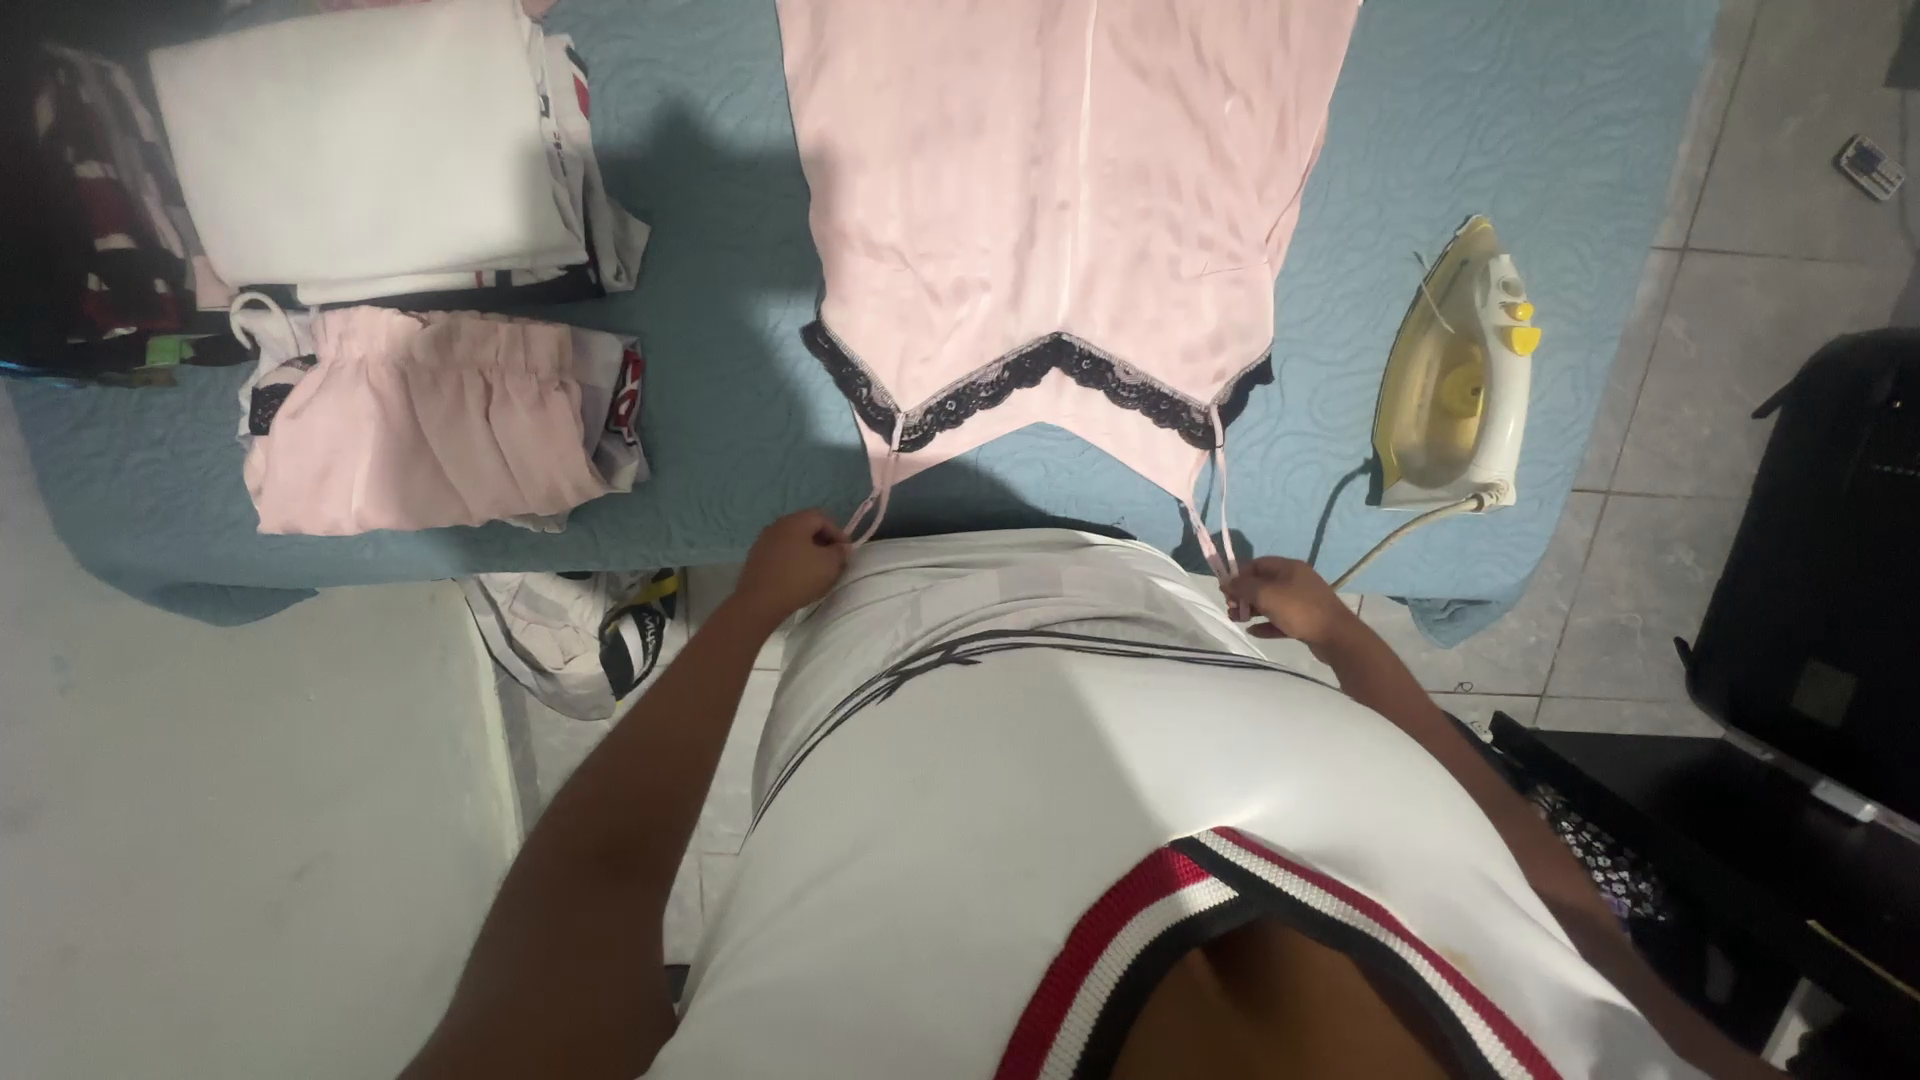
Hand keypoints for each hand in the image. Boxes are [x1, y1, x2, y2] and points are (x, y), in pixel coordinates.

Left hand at [728, 509, 851, 628]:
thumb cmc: (798, 578)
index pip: (823, 518)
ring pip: (793, 541)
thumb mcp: (829, 565)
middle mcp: (777, 525)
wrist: (759, 602)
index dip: (839, 533)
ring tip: (818, 569)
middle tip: (834, 559)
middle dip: (823, 542)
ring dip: (808, 551)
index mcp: (795, 522)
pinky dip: (793, 560)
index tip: (847, 552)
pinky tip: (798, 576)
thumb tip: (842, 547)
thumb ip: (840, 552)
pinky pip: (781, 553)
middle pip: (806, 527)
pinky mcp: (756, 558)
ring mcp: (763, 541)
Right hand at [1224, 556, 1362, 652]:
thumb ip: (1242, 587)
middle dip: (1244, 595)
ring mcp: (1302, 600)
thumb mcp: (1265, 594)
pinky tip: (1254, 632)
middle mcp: (1296, 580)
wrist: (1336, 636)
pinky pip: (1280, 618)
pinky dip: (1266, 623)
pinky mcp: (1306, 619)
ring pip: (1271, 602)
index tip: (1228, 592)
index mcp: (1288, 568)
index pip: (1257, 564)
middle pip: (1262, 583)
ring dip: (1252, 610)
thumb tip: (1225, 582)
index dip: (1239, 576)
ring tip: (1237, 621)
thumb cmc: (1298, 609)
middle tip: (1232, 609)